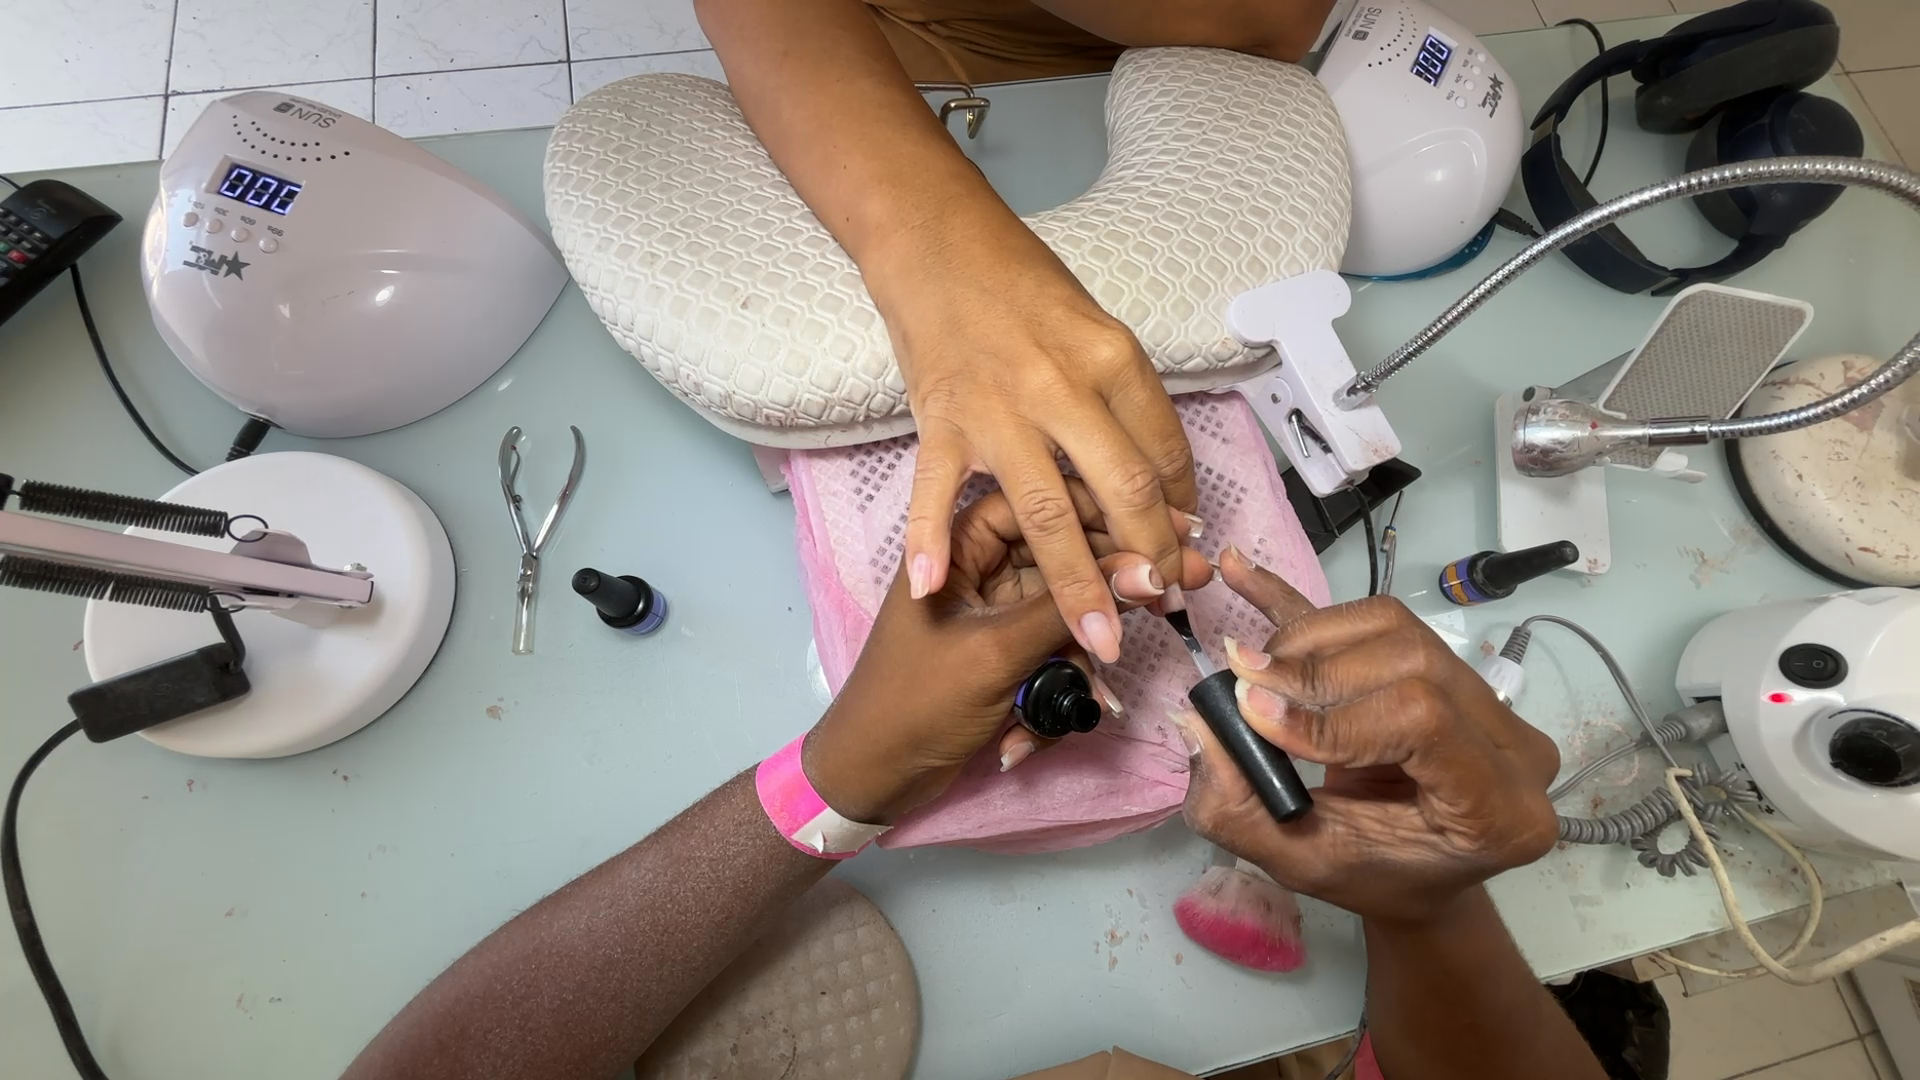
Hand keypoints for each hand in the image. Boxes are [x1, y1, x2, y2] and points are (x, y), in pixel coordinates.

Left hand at [805, 481, 1211, 823]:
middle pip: (1062, 556)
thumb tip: (1147, 572)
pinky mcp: (1006, 649)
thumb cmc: (919, 700)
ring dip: (1083, 650)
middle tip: (1180, 588)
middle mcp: (981, 568)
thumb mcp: (996, 650)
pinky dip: (1056, 681)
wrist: (875, 776)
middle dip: (1112, 585)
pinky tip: (1054, 718)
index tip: (1163, 526)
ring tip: (1104, 683)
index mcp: (959, 545)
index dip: (1101, 511)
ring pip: (1063, 608)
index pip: (1039, 503)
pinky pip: (1050, 648)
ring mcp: (995, 611)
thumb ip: (1070, 608)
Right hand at [885, 229, 1198, 665]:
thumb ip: (1125, 401)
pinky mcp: (941, 423)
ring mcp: (998, 410)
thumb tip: (1157, 480)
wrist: (937, 243)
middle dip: (1150, 560)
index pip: (1165, 452)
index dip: (1181, 511)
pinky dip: (928, 541)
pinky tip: (932, 588)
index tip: (1183, 547)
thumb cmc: (1022, 283)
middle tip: (1162, 607)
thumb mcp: (1095, 328)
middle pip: (1123, 491)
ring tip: (1099, 639)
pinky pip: (935, 492)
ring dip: (1077, 583)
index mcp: (1113, 358)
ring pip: (1047, 511)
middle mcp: (1063, 388)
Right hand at [1174, 547, 1560, 924]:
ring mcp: (1479, 694)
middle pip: (1408, 656)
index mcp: (1497, 808)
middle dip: (1311, 670)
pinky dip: (1295, 598)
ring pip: (1389, 624)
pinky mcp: (1432, 663)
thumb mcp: (1298, 864)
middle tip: (1243, 687)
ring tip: (1256, 668)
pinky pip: (1369, 617)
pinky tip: (1238, 570)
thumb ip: (1239, 810)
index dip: (1331, 713)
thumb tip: (1198, 722)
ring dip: (1306, 639)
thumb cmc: (1371, 880)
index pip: (1422, 718)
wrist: (1418, 874)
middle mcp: (1508, 739)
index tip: (1253, 714)